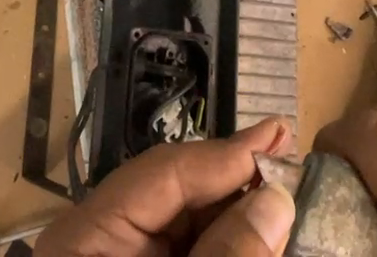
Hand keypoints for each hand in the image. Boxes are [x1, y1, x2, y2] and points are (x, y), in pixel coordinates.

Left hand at [35, 118, 296, 256]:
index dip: (225, 154)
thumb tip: (276, 198)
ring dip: (238, 217)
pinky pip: (190, 252)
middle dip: (237, 183)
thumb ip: (225, 256)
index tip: (278, 132)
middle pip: (179, 196)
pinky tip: (259, 238)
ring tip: (286, 197)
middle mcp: (102, 242)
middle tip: (290, 159)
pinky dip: (226, 248)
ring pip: (190, 228)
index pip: (164, 171)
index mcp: (87, 235)